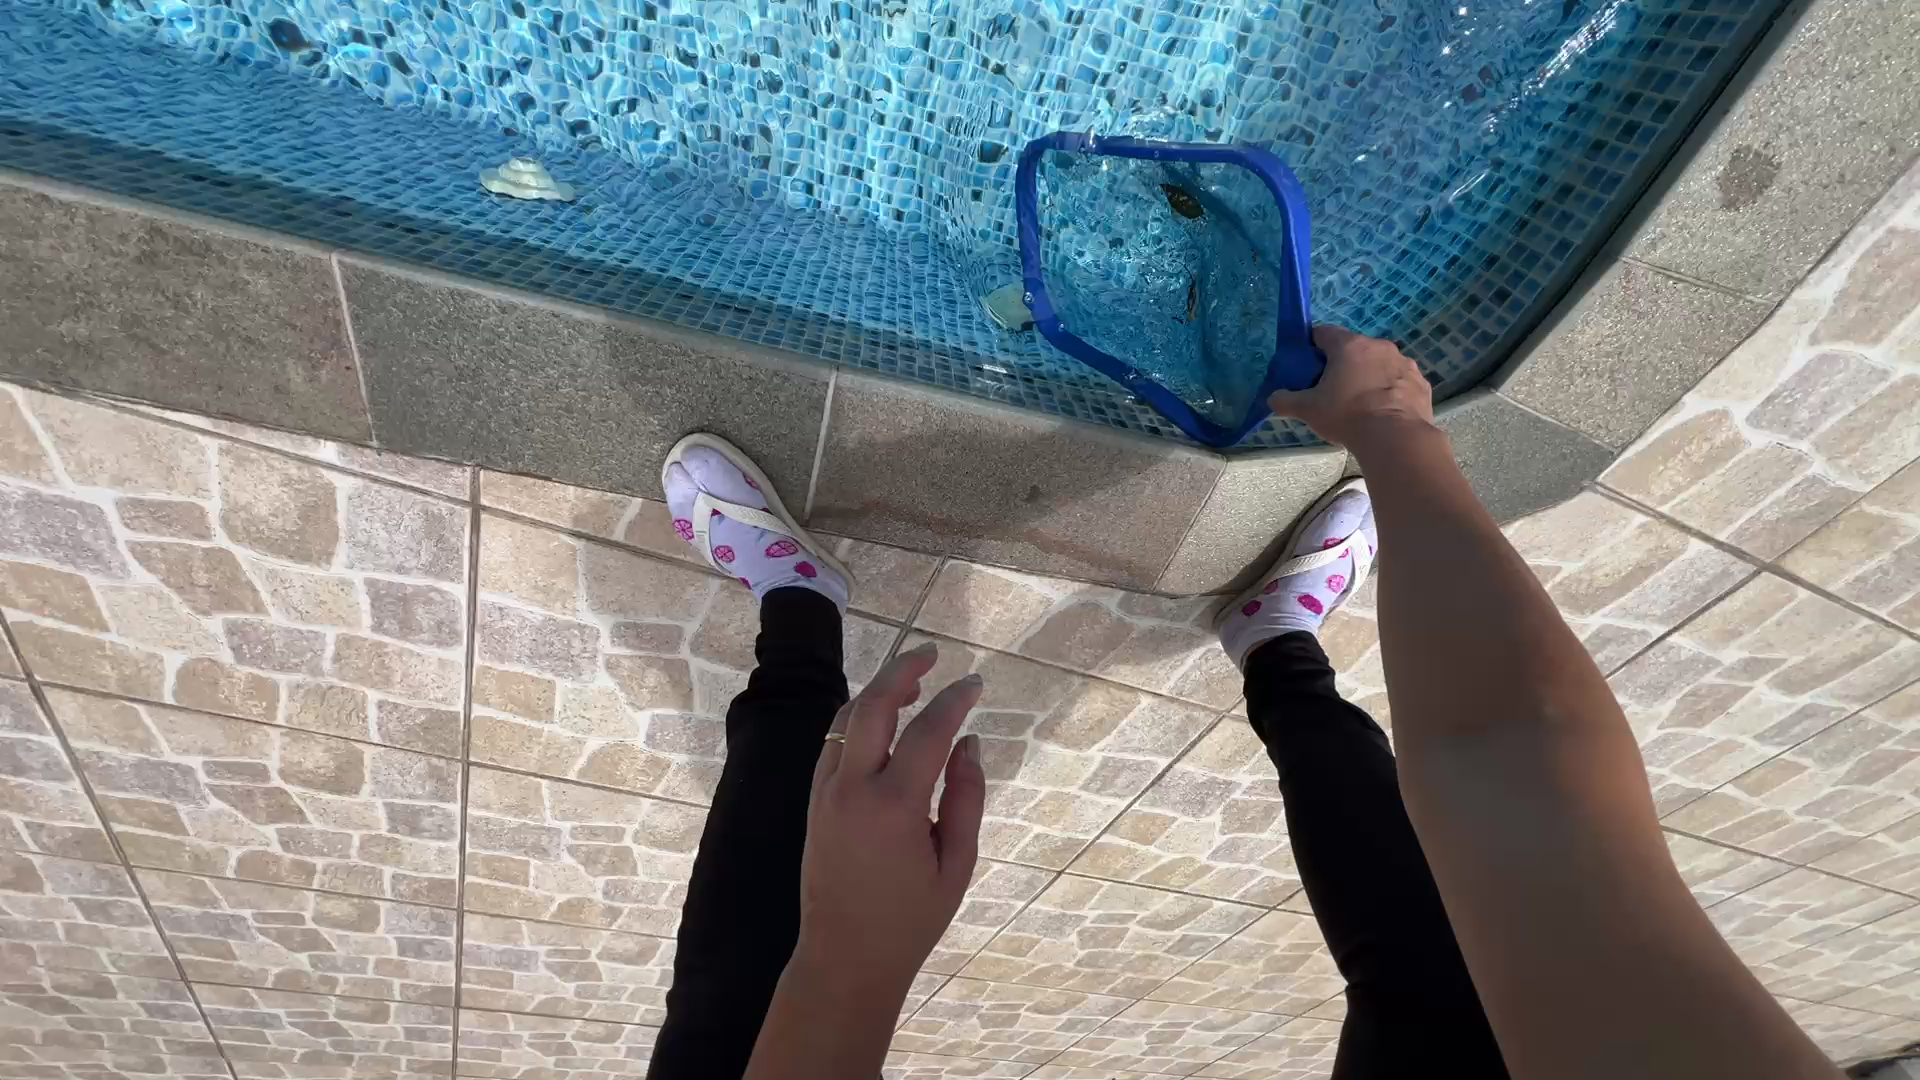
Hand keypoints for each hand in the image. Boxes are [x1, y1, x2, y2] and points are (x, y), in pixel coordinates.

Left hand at [793, 640, 984, 1000]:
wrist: (842, 960)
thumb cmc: (909, 920)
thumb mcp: (956, 865)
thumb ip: (966, 797)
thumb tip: (969, 742)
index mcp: (894, 806)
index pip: (928, 731)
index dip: (955, 700)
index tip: (974, 683)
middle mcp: (852, 788)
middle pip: (873, 705)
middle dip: (904, 669)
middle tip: (932, 653)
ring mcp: (825, 792)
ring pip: (847, 718)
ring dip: (879, 691)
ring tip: (913, 682)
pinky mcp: (813, 800)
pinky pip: (834, 742)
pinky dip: (859, 719)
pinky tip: (882, 721)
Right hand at [1271, 324, 1435, 448]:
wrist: (1395, 437)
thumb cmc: (1346, 415)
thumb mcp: (1307, 410)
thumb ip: (1285, 400)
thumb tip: (1273, 398)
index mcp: (1349, 347)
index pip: (1324, 332)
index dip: (1311, 344)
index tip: (1305, 361)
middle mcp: (1379, 347)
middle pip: (1353, 348)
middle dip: (1340, 363)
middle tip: (1329, 387)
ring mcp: (1404, 363)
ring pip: (1378, 364)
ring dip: (1367, 375)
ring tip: (1358, 402)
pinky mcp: (1421, 382)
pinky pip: (1398, 380)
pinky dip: (1388, 390)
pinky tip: (1380, 411)